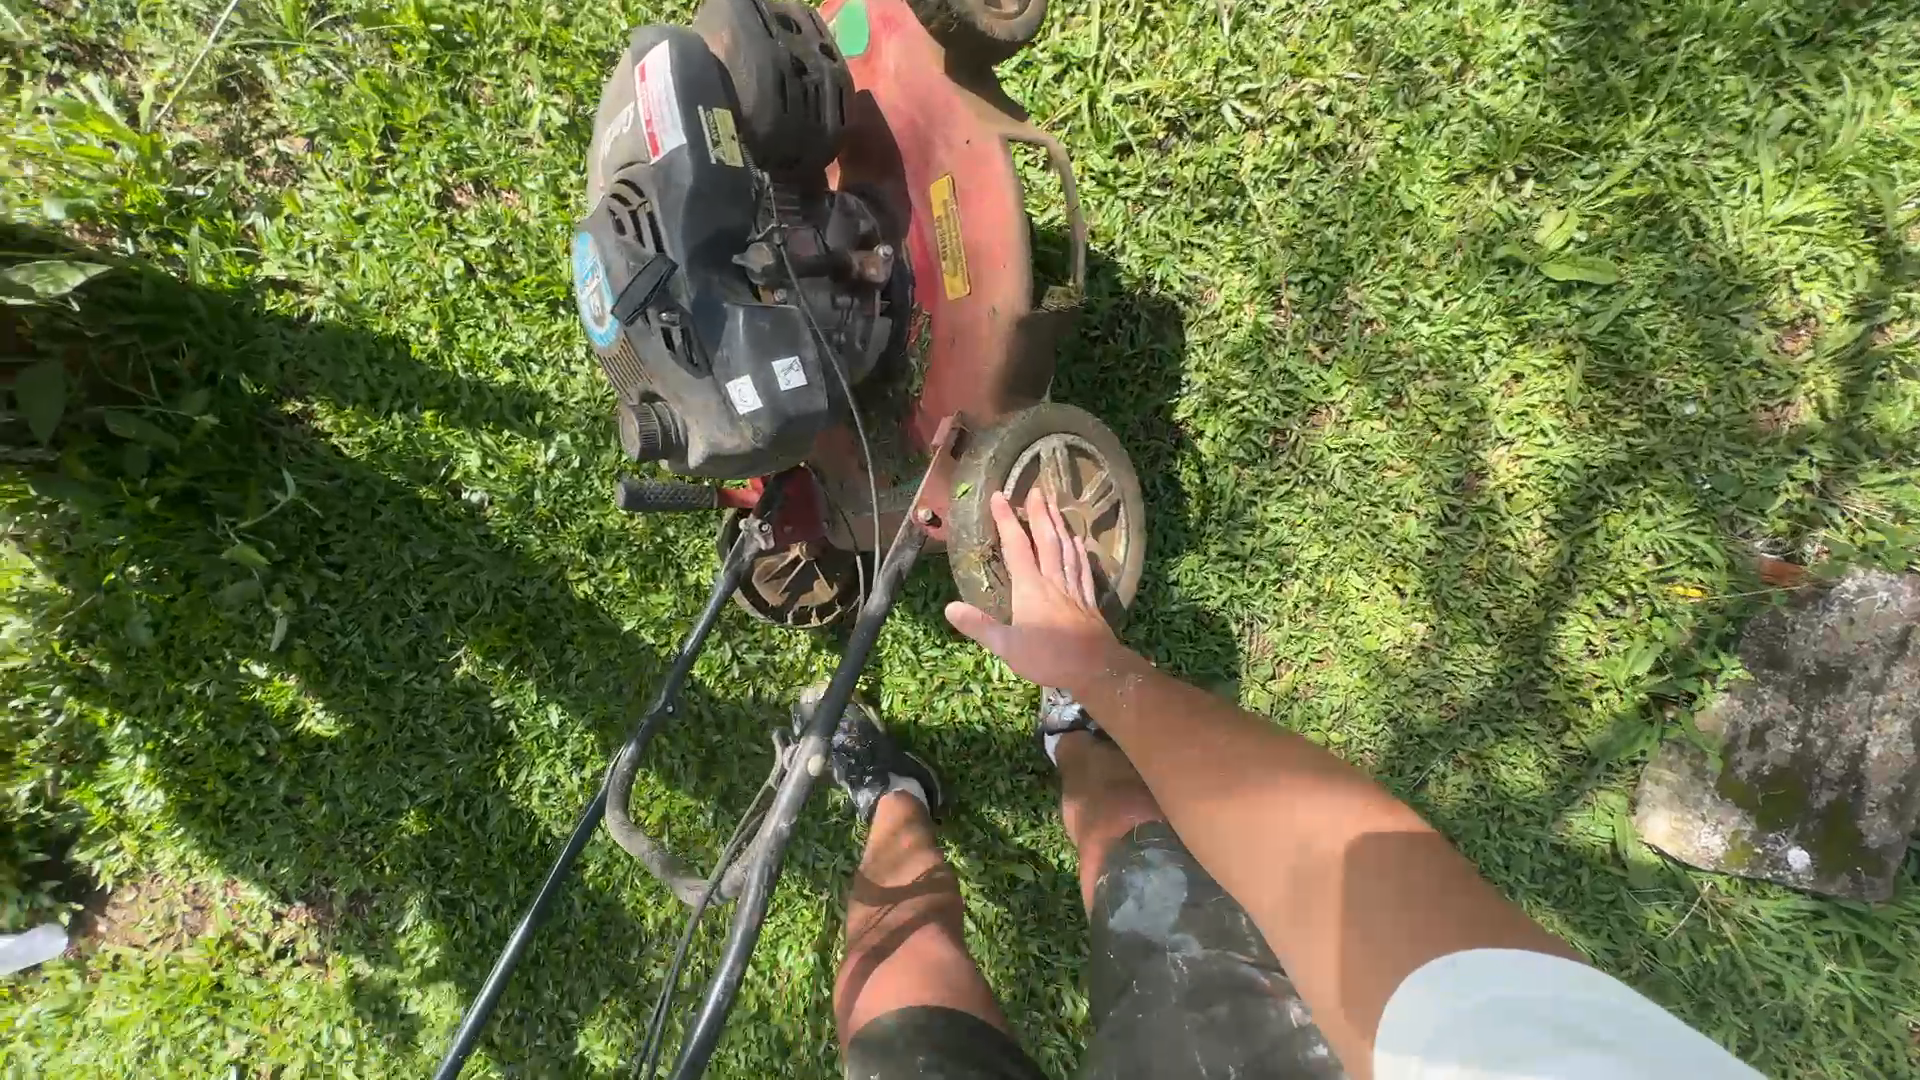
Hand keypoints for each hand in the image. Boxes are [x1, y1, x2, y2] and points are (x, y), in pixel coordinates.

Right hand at [944, 487, 1124, 691]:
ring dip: (1060, 527)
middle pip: (1046, 540)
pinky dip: (1080, 552)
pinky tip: (1080, 543)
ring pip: (1067, 550)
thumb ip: (979, 626)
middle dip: (1039, 514)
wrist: (1095, 669)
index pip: (1016, 546)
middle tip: (1037, 490)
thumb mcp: (1006, 646)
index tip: (999, 496)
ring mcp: (1073, 589)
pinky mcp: (1088, 600)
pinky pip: (1083, 569)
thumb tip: (949, 607)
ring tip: (1056, 508)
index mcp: (1030, 588)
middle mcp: (1053, 581)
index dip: (1006, 520)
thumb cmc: (1048, 658)